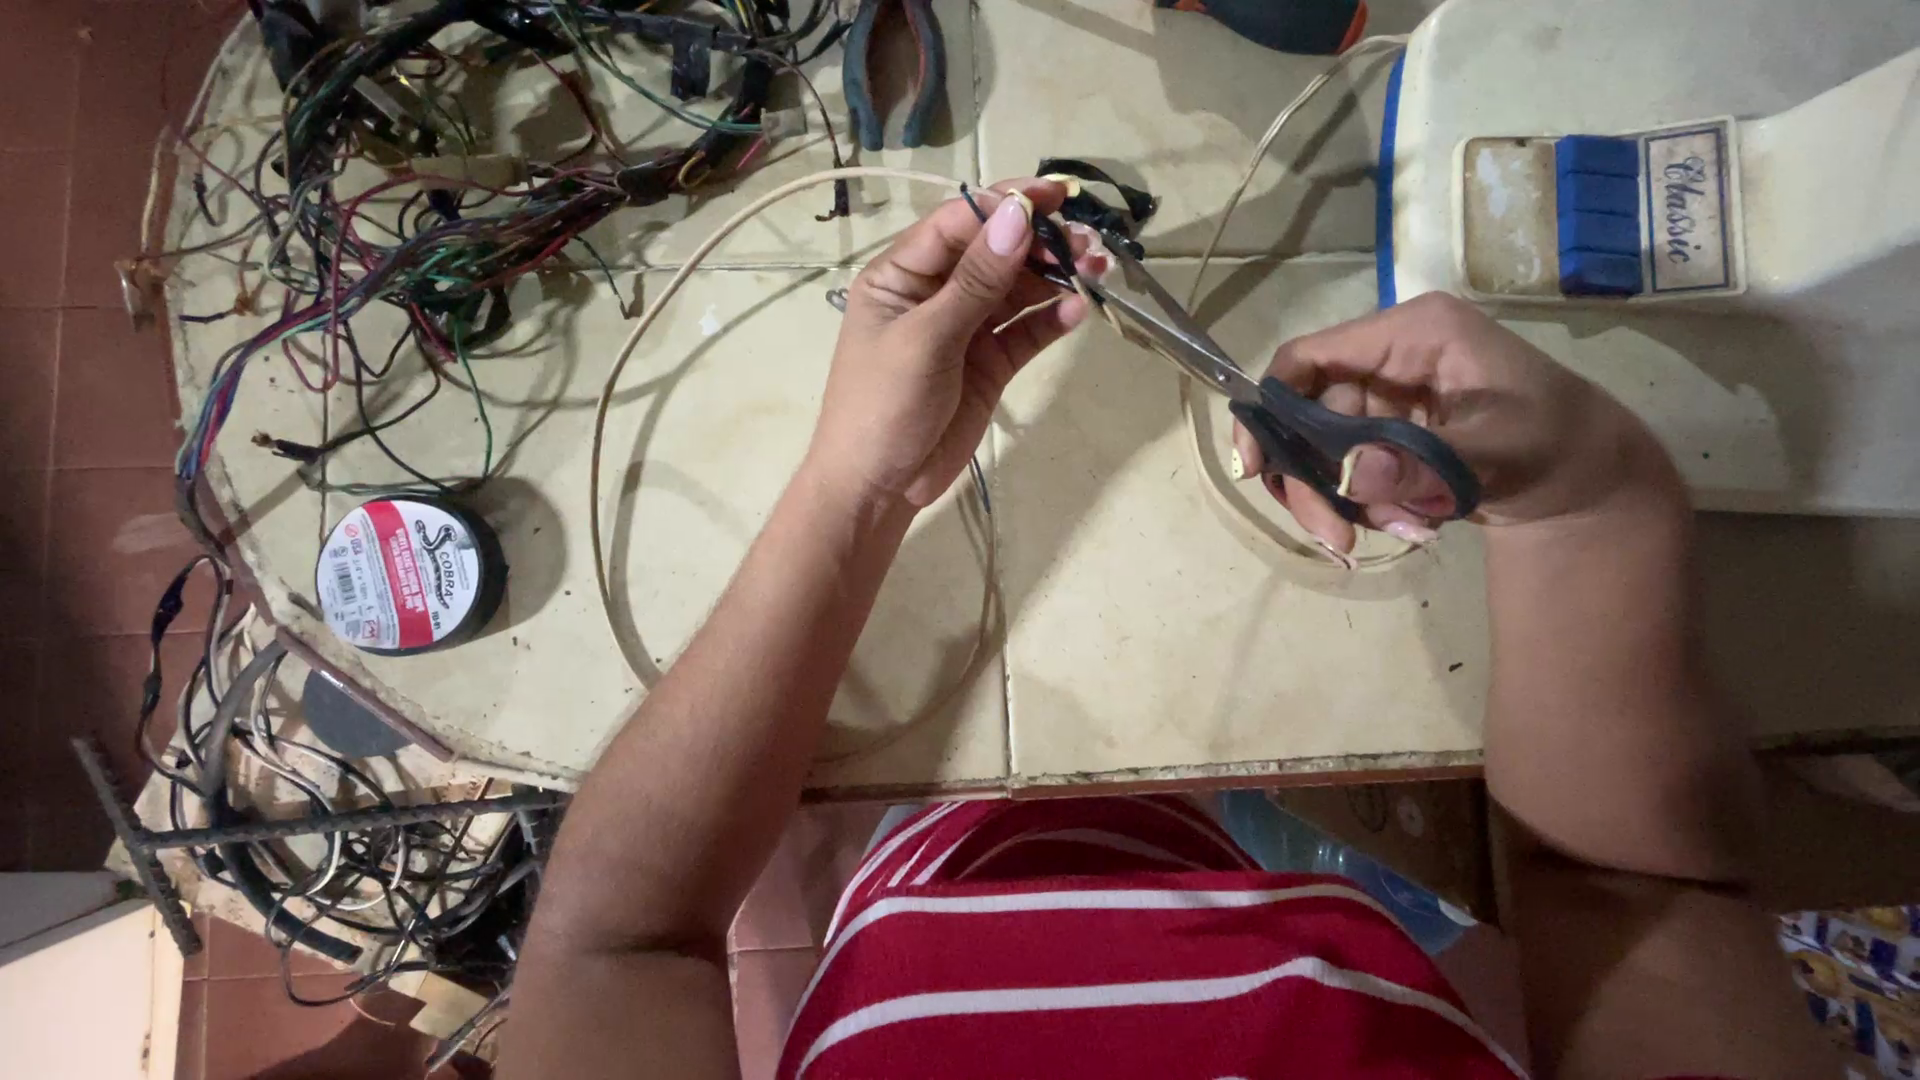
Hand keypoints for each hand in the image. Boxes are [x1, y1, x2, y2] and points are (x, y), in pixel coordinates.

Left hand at [805, 178, 1097, 509]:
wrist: (879, 485)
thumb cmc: (883, 406)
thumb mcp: (925, 340)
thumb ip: (974, 282)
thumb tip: (1017, 215)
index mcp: (902, 275)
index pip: (959, 224)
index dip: (1006, 205)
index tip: (1055, 197)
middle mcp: (936, 295)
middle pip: (994, 253)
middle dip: (1039, 242)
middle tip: (1085, 244)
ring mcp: (966, 330)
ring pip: (1016, 290)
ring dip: (1053, 277)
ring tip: (1095, 270)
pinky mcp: (989, 365)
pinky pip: (1025, 332)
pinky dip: (1051, 320)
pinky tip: (1077, 311)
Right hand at [1233, 292, 1684, 552]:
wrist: (1587, 486)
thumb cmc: (1556, 447)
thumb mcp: (1497, 453)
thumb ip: (1422, 461)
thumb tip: (1348, 473)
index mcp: (1410, 334)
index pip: (1307, 357)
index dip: (1269, 406)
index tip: (1255, 466)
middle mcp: (1384, 359)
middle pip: (1304, 416)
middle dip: (1310, 480)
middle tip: (1332, 537)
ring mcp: (1381, 400)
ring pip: (1316, 451)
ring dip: (1337, 500)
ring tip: (1388, 533)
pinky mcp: (1381, 435)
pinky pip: (1340, 470)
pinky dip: (1359, 506)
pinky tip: (1403, 524)